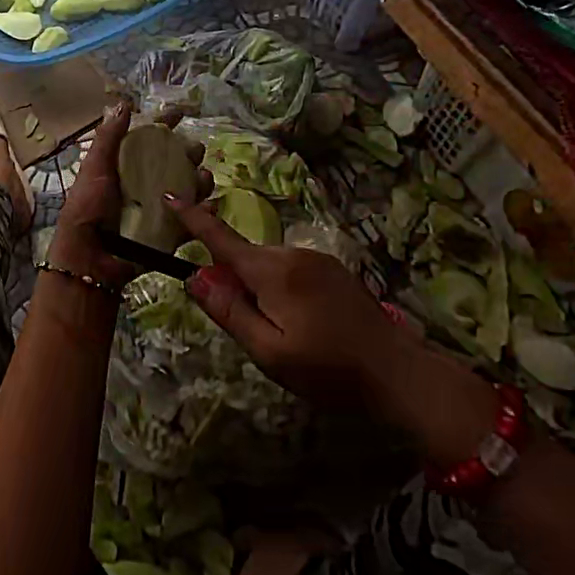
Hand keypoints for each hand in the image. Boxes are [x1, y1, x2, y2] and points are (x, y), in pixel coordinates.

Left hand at [49, 101, 211, 288]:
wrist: (91, 256)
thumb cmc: (89, 207)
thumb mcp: (95, 168)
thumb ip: (109, 138)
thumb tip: (124, 104)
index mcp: (125, 166)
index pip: (149, 140)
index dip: (164, 126)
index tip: (181, 114)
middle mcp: (144, 184)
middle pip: (175, 162)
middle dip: (189, 152)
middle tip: (195, 151)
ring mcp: (159, 208)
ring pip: (189, 188)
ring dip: (200, 180)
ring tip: (202, 177)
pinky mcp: (169, 232)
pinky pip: (193, 220)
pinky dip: (204, 212)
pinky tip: (210, 205)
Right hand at [167, 197, 501, 457]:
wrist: (406, 378)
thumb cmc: (330, 370)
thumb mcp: (268, 352)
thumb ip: (228, 311)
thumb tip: (194, 277)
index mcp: (272, 272)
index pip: (219, 238)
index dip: (191, 218)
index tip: (168, 195)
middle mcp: (291, 254)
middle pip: (242, 256)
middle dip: (232, 279)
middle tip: (248, 326)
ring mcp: (316, 260)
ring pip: (266, 265)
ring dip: (259, 287)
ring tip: (282, 332)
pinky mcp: (333, 270)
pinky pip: (288, 270)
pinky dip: (280, 288)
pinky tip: (303, 323)